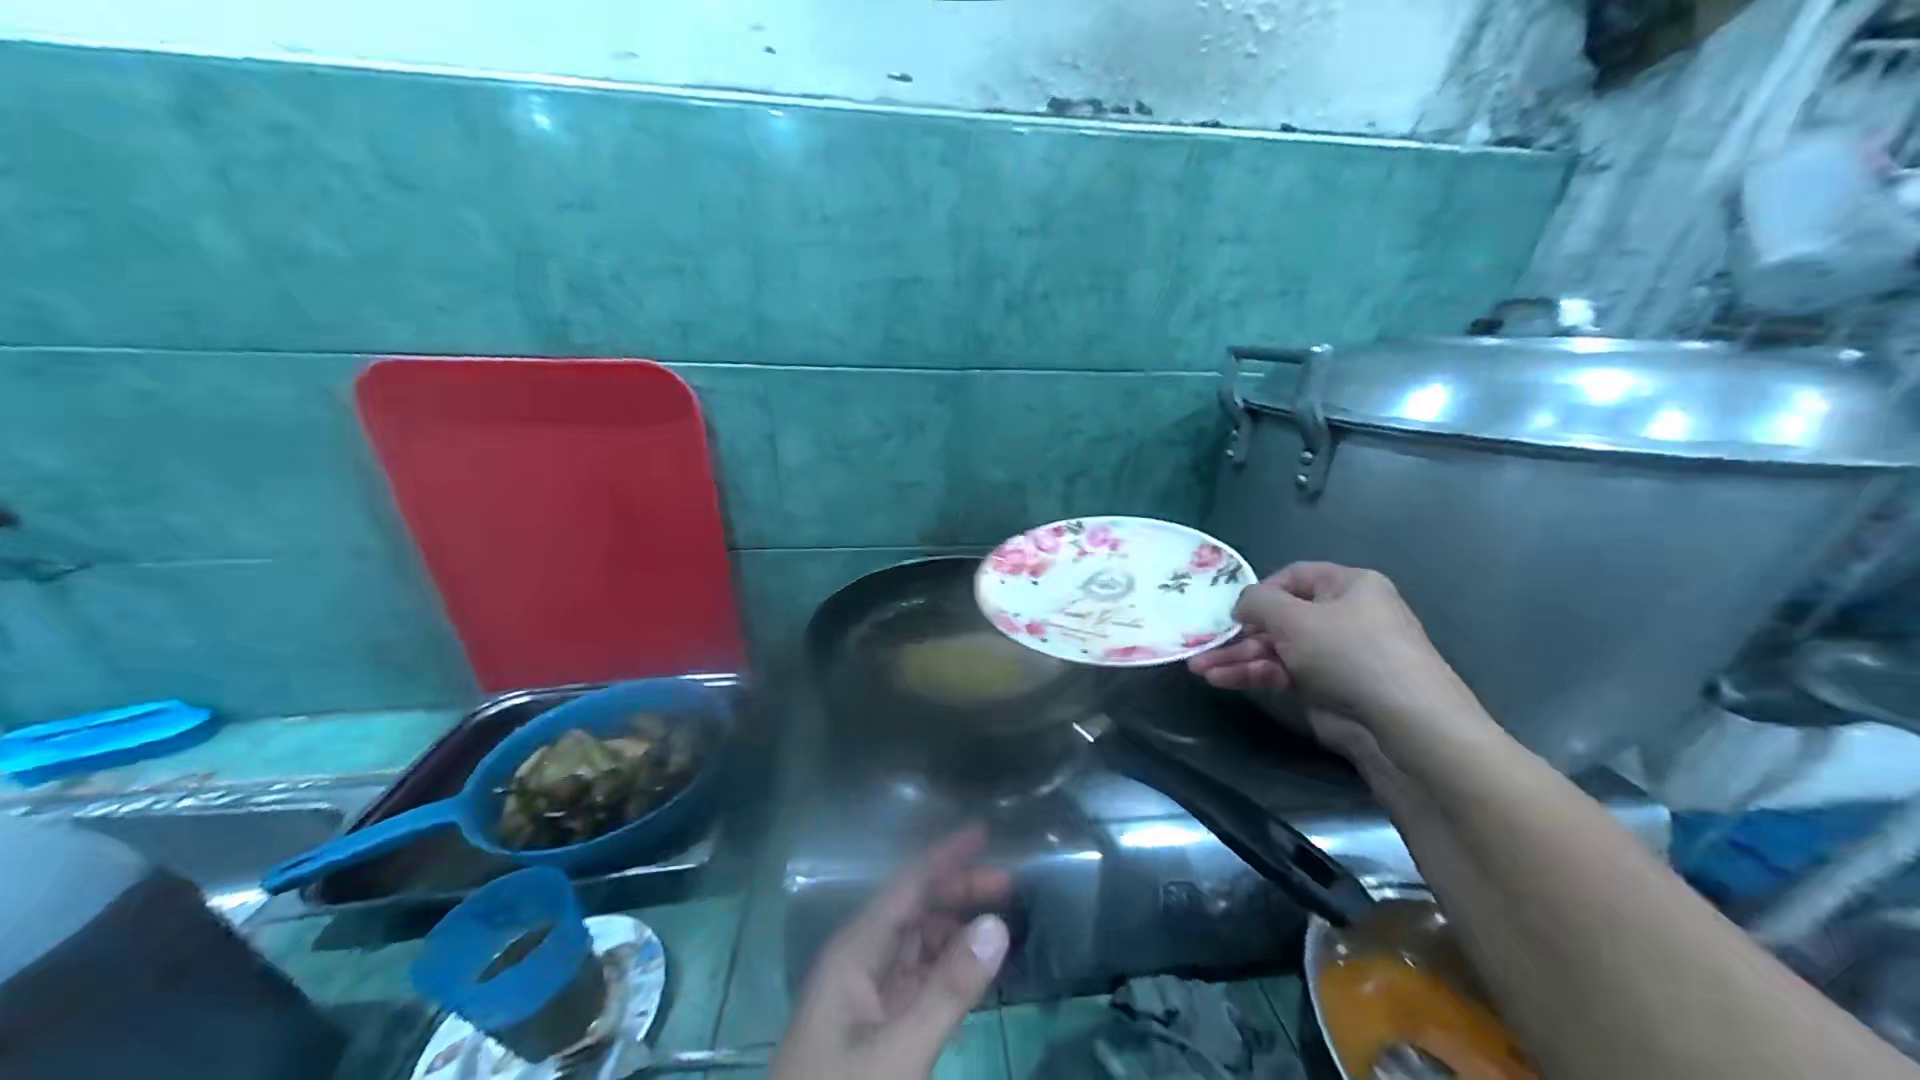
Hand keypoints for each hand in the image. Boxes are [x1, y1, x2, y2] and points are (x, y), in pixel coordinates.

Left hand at [771, 828, 1011, 1079]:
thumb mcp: (899, 1050)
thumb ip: (949, 989)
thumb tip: (997, 924)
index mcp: (854, 950)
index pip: (906, 886)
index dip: (944, 856)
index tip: (983, 832)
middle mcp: (859, 961)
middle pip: (915, 909)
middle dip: (958, 891)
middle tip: (1009, 884)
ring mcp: (867, 995)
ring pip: (919, 944)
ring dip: (957, 929)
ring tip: (1001, 926)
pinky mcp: (877, 1026)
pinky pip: (919, 980)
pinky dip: (950, 969)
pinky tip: (977, 971)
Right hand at [1188, 562, 1458, 746]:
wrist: (1401, 723)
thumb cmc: (1349, 652)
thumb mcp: (1294, 617)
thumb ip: (1257, 602)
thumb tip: (1243, 605)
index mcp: (1349, 586)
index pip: (1294, 577)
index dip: (1260, 591)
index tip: (1233, 611)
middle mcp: (1343, 616)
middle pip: (1280, 617)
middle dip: (1239, 634)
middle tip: (1204, 645)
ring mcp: (1335, 655)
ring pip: (1276, 649)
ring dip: (1238, 658)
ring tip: (1200, 669)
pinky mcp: (1327, 688)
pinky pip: (1283, 673)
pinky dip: (1254, 675)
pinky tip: (1221, 679)